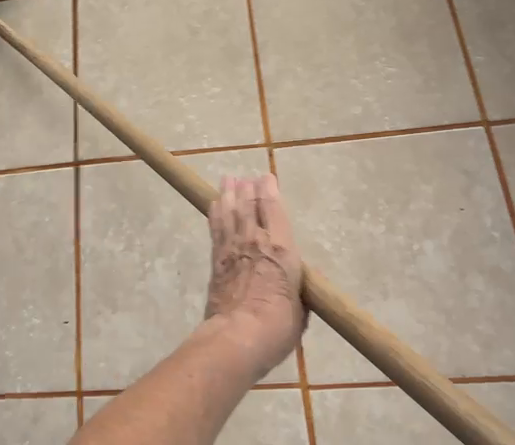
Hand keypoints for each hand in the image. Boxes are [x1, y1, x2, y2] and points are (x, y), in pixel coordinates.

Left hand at [204, 174, 305, 375]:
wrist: (239, 335)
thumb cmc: (278, 325)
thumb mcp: (300, 308)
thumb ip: (296, 290)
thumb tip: (294, 287)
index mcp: (281, 248)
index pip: (273, 208)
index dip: (269, 190)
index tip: (267, 178)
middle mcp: (255, 239)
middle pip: (249, 204)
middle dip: (247, 188)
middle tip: (245, 178)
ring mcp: (233, 247)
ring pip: (230, 211)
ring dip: (229, 194)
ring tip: (228, 180)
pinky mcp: (216, 259)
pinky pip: (216, 227)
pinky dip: (215, 212)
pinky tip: (214, 204)